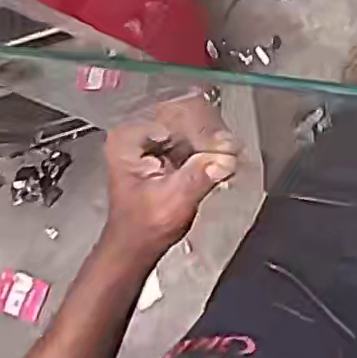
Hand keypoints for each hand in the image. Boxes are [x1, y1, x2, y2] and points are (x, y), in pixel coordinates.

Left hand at [101, 95, 239, 260]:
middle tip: (228, 147)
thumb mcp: (171, 203)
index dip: (200, 127)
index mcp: (128, 137)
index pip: (171, 112)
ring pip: (194, 120)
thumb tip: (224, 158)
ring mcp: (155, 137)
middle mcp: (139, 131)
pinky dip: (212, 144)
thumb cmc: (140, 228)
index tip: (222, 142)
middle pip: (184, 111)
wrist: (137, 246)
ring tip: (227, 152)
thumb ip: (198, 177)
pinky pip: (197, 133)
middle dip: (210, 131)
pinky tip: (221, 155)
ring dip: (213, 137)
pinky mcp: (170, 146)